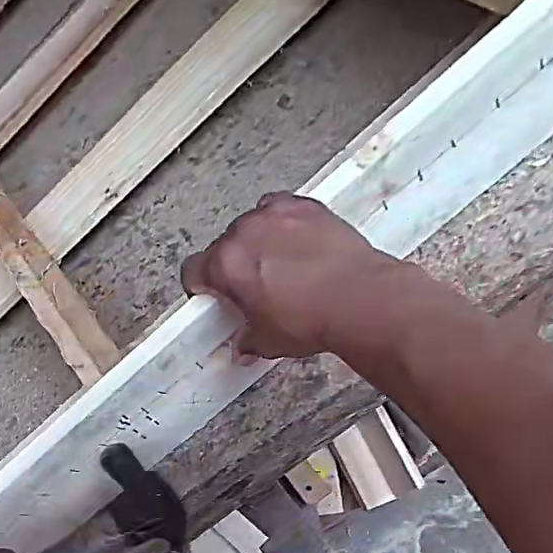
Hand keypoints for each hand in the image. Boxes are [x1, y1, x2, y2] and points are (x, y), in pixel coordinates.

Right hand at [180, 193, 423, 358]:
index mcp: (227, 264)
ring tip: (280, 269)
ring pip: (254, 226)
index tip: (209, 292)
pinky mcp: (306, 207)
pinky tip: (300, 250)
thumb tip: (245, 345)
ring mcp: (276, 214)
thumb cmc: (312, 317)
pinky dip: (286, 228)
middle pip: (224, 245)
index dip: (199, 285)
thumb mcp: (268, 341)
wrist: (358, 299)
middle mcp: (246, 231)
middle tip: (251, 290)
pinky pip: (283, 212)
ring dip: (259, 244)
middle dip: (234, 266)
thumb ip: (248, 340)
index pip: (193, 269)